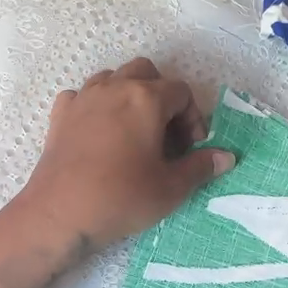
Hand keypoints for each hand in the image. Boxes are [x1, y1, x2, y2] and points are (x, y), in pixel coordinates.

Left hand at [15, 58, 235, 248]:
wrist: (60, 214)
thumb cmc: (122, 199)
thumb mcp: (170, 189)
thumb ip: (200, 167)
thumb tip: (227, 157)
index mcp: (146, 99)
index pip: (181, 92)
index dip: (194, 118)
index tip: (192, 148)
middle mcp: (114, 87)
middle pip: (147, 73)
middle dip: (163, 98)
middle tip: (167, 136)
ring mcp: (84, 97)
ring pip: (114, 79)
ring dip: (131, 98)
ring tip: (136, 133)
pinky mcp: (61, 114)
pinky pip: (84, 96)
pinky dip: (98, 107)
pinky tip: (102, 134)